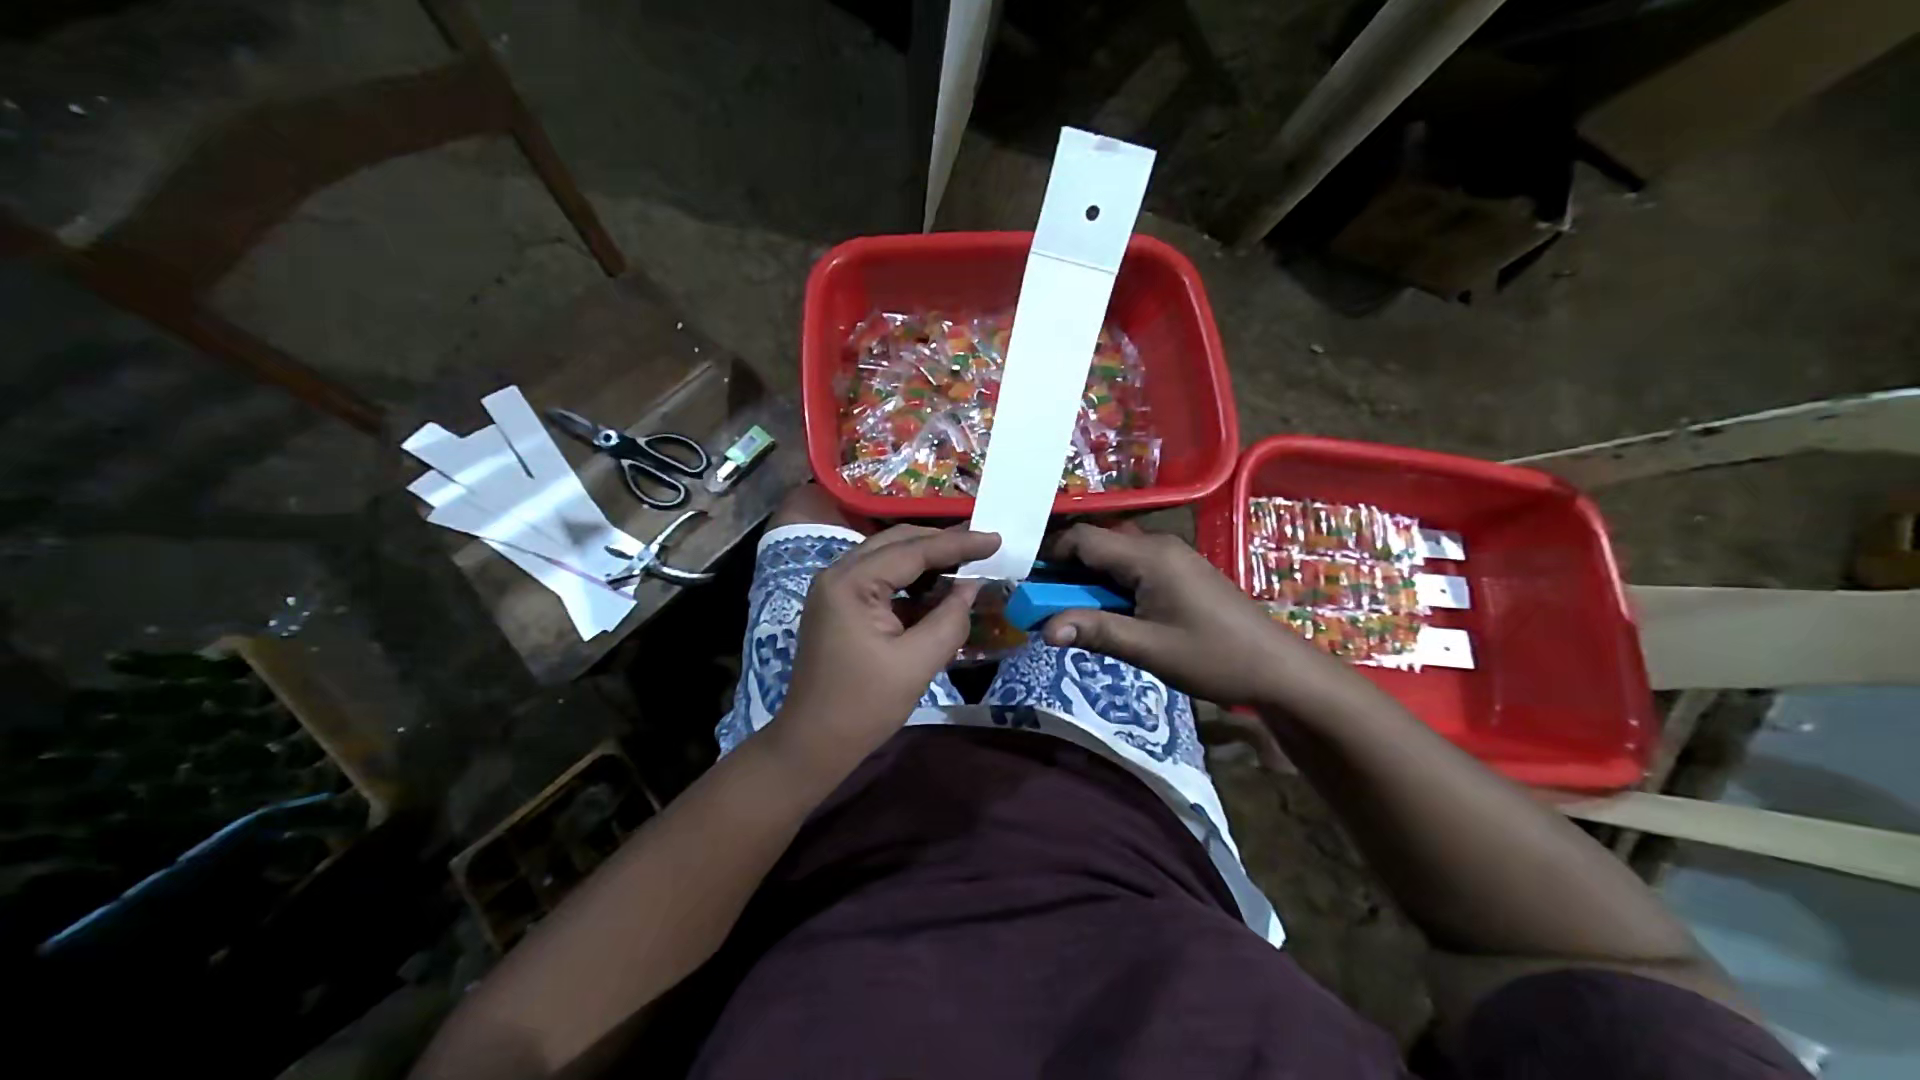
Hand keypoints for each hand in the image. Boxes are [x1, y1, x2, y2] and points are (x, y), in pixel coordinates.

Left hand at [771, 525, 1000, 772]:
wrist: (813, 743)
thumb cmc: (864, 705)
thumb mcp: (918, 663)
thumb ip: (950, 619)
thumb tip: (971, 586)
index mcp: (851, 582)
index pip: (913, 549)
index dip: (958, 543)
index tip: (996, 539)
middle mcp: (838, 574)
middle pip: (897, 543)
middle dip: (942, 543)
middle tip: (984, 546)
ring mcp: (835, 590)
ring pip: (889, 559)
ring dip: (927, 561)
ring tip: (968, 564)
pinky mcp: (840, 607)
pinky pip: (881, 581)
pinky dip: (912, 583)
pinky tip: (939, 591)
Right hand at [1041, 523, 1349, 705]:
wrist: (1277, 669)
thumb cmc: (1214, 657)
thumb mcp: (1149, 648)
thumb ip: (1095, 632)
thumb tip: (1043, 629)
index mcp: (1149, 556)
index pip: (1082, 539)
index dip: (1048, 557)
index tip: (1025, 584)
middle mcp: (1158, 546)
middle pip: (1096, 543)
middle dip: (1064, 569)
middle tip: (1042, 602)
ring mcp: (1171, 557)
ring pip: (1112, 556)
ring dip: (1086, 579)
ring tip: (1068, 610)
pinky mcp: (1178, 573)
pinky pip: (1131, 567)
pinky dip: (1109, 585)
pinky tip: (1105, 612)